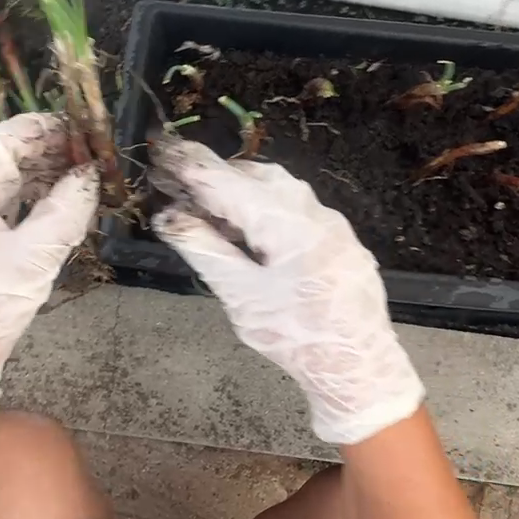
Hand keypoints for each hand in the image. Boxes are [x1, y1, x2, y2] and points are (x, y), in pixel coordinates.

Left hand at [0, 114, 98, 431]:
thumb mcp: (35, 258)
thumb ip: (65, 209)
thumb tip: (89, 174)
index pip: (0, 140)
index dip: (40, 130)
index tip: (78, 133)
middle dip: (38, 148)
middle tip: (80, 154)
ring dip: (30, 169)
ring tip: (70, 175)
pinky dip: (18, 190)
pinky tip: (46, 199)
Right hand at [150, 138, 422, 444]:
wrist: (358, 369)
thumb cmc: (295, 336)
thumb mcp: (241, 297)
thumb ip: (204, 249)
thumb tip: (167, 215)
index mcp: (289, 223)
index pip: (228, 181)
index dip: (190, 165)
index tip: (159, 149)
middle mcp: (315, 212)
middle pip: (257, 176)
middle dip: (214, 174)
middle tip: (175, 180)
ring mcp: (332, 225)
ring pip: (279, 190)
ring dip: (238, 190)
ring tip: (203, 204)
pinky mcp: (339, 241)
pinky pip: (295, 209)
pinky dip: (262, 207)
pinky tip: (245, 229)